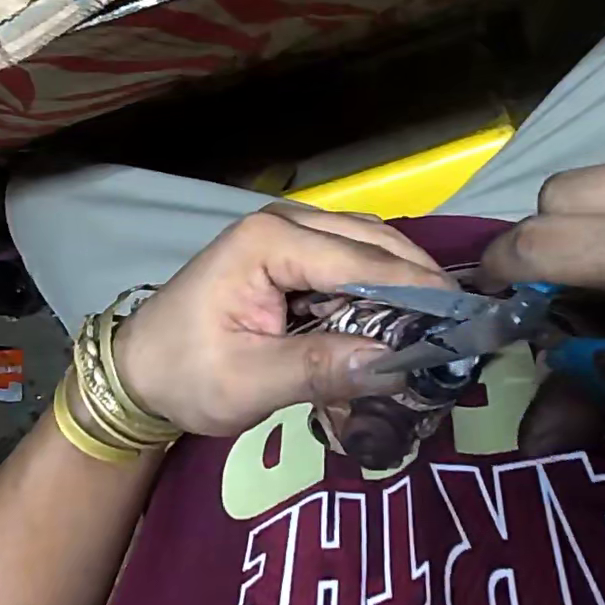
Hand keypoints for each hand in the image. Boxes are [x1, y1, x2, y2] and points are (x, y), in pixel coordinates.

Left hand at [114, 205, 455, 436]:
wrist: (140, 368)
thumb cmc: (184, 372)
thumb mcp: (247, 382)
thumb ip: (319, 369)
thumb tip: (395, 363)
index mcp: (269, 241)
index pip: (362, 261)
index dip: (418, 292)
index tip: (465, 327)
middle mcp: (284, 222)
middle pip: (373, 243)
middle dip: (418, 284)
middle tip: (457, 333)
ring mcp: (287, 233)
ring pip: (367, 248)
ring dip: (401, 285)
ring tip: (433, 330)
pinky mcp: (289, 253)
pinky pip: (349, 262)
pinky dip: (376, 288)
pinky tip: (393, 322)